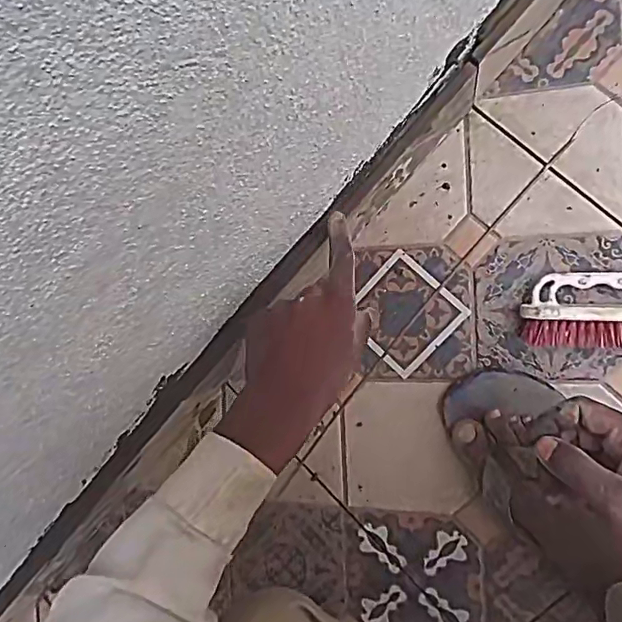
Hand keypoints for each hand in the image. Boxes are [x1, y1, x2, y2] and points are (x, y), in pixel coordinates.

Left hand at [217, 213, 368, 471]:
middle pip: (318, 294)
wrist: (283, 401)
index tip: (338, 219)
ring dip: (298, 326)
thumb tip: (360, 313)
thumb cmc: (323, 382)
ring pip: (295, 309)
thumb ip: (357, 326)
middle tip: (321, 344)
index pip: (343, 261)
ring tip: (299, 357)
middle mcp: (310, 297)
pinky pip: (274, 321)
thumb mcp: (352, 355)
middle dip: (320, 312)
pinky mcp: (260, 318)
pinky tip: (282, 356)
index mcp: (338, 304)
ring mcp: (282, 306)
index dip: (342, 237)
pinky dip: (278, 334)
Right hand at [525, 398, 621, 596]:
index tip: (528, 444)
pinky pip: (594, 473)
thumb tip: (541, 444)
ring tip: (543, 490)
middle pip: (580, 430)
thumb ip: (575, 468)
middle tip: (532, 472)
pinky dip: (574, 482)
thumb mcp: (614, 499)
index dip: (551, 422)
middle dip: (553, 447)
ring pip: (584, 453)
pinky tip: (559, 499)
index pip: (581, 410)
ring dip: (560, 468)